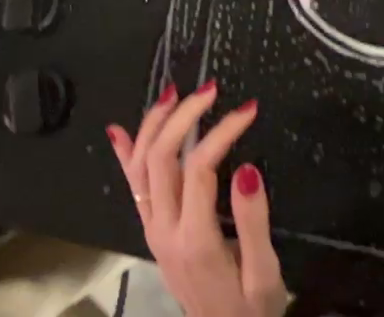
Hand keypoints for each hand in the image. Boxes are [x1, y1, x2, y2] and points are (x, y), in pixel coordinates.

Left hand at [107, 82, 287, 316]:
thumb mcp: (264, 273)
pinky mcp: (150, 231)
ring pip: (140, 166)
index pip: (199, 168)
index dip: (222, 131)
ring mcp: (152, 230)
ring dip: (155, 124)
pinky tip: (119, 129)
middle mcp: (164, 230)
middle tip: (211, 89)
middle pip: (161, 157)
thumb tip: (246, 169)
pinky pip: (132, 186)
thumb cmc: (250, 308)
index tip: (248, 109)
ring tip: (175, 93)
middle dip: (184, 116)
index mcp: (195, 239)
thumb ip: (254, 222)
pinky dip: (125, 154)